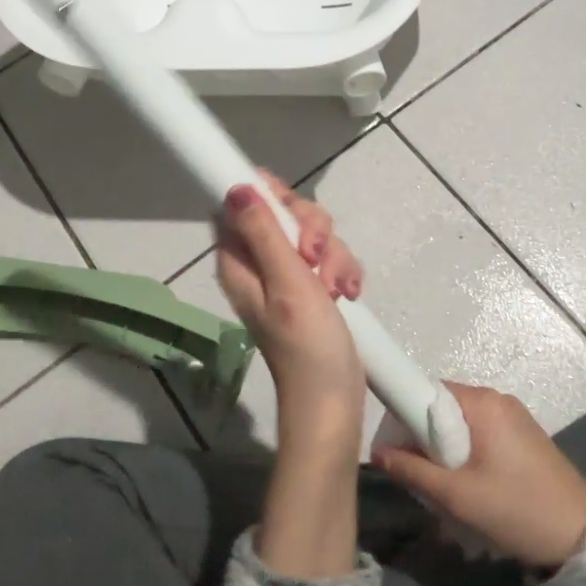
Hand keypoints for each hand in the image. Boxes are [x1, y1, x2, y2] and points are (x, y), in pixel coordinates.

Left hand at [216, 175, 367, 578]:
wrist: (333, 399)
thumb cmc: (306, 343)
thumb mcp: (287, 282)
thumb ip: (264, 232)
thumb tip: (235, 186)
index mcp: (239, 261)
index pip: (241, 203)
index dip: (267, 194)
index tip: (293, 209)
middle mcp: (258, 263)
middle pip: (283, 213)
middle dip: (311, 229)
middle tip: (316, 256)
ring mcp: (286, 275)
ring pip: (311, 234)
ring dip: (333, 255)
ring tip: (338, 289)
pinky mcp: (311, 287)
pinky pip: (328, 258)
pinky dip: (342, 272)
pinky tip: (350, 294)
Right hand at [372, 383, 585, 570]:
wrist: (580, 536)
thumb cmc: (516, 509)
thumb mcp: (457, 495)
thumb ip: (413, 471)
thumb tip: (377, 452)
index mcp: (482, 403)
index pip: (427, 391)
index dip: (403, 415)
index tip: (391, 447)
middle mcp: (497, 399)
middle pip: (443, 408)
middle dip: (423, 437)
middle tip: (414, 473)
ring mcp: (513, 416)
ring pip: (461, 423)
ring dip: (444, 449)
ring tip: (438, 483)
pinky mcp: (523, 435)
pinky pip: (480, 433)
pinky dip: (465, 452)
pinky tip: (464, 483)